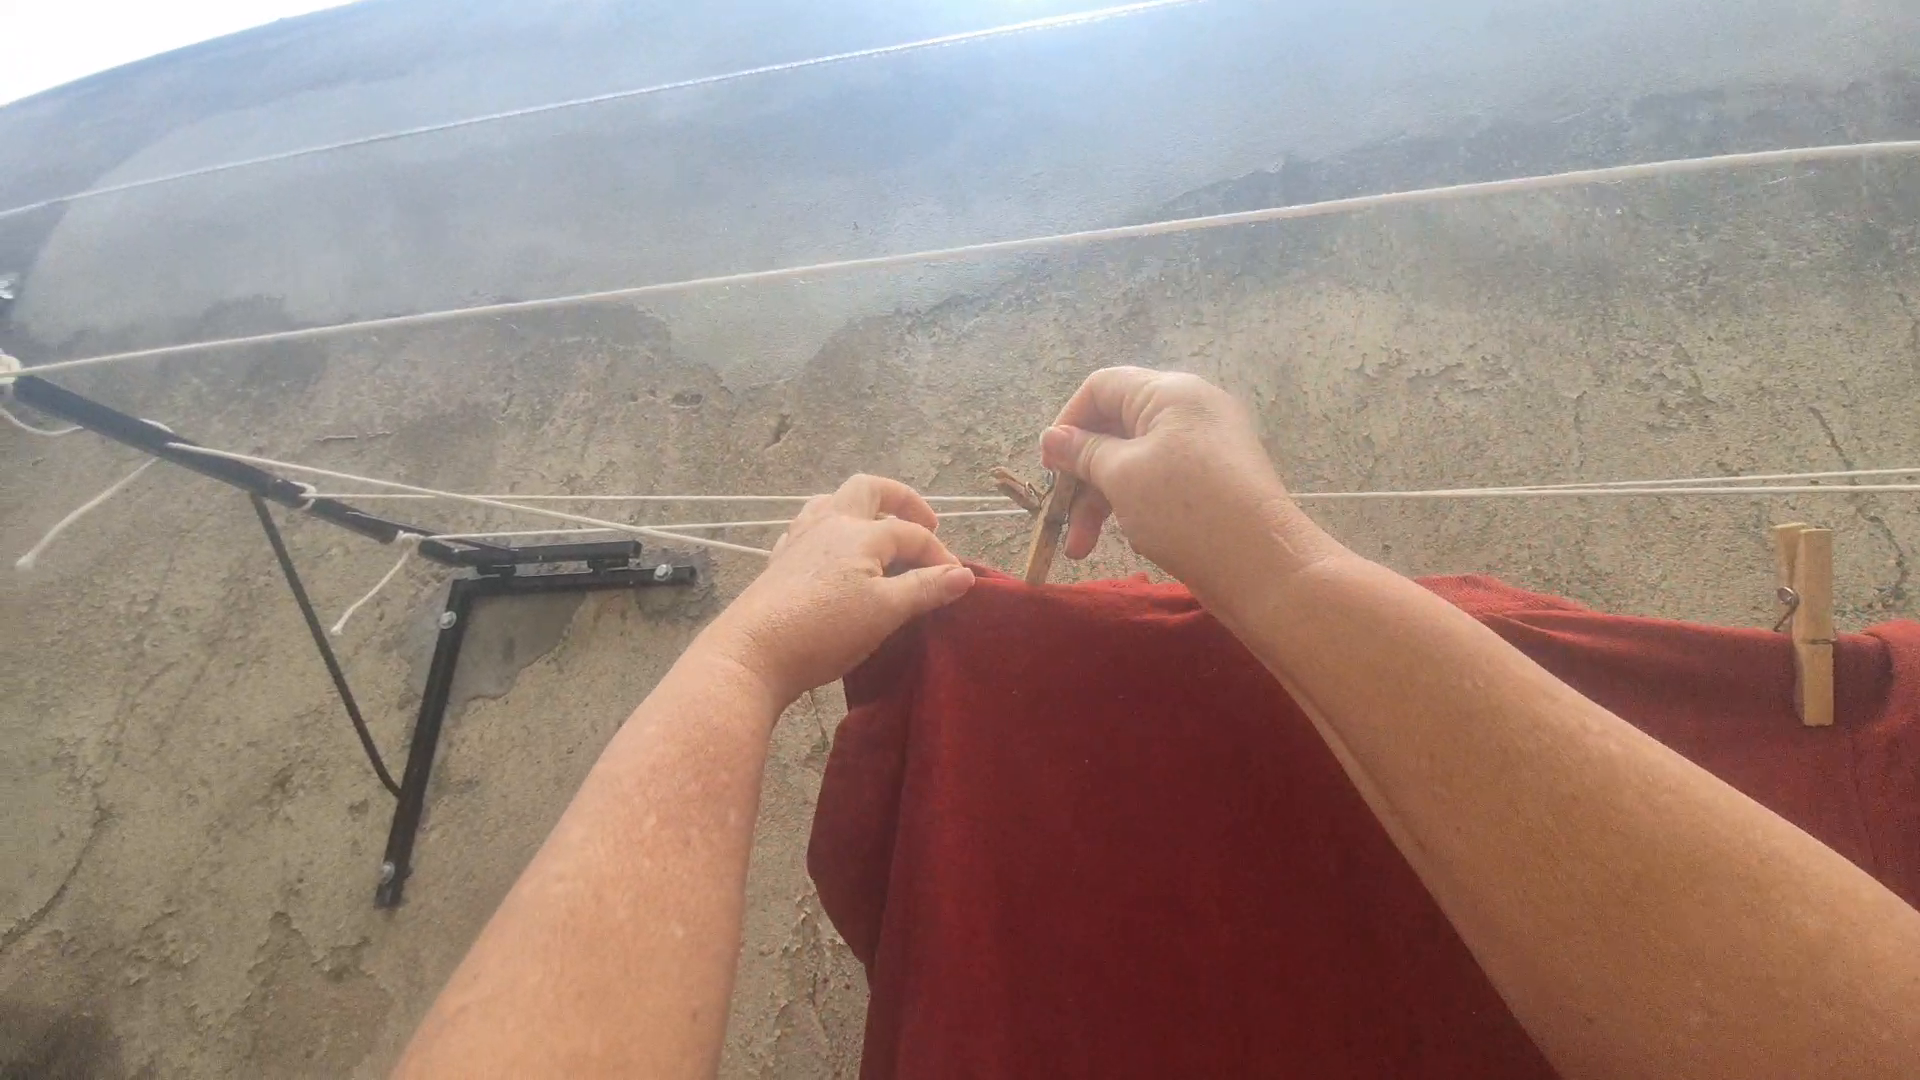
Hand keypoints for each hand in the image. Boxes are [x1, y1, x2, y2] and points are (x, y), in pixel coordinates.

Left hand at [703, 475, 975, 705]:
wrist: (752, 654)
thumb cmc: (825, 630)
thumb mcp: (886, 611)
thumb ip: (926, 588)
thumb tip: (964, 574)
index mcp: (860, 532)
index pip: (912, 533)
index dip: (939, 554)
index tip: (955, 583)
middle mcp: (830, 523)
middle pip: (868, 489)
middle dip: (901, 500)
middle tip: (925, 524)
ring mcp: (799, 539)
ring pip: (832, 502)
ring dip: (862, 510)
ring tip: (878, 532)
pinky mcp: (779, 561)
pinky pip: (807, 528)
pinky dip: (830, 531)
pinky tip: (832, 553)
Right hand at [1039, 367, 1337, 594]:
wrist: (1262, 567)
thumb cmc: (1185, 510)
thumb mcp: (1123, 476)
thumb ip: (1084, 451)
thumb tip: (1052, 437)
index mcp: (1170, 393)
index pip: (1102, 387)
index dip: (1068, 421)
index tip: (1049, 466)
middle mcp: (1188, 411)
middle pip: (1115, 428)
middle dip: (1082, 474)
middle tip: (1058, 515)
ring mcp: (1202, 447)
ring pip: (1133, 462)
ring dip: (1100, 502)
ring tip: (1080, 549)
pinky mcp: (1210, 482)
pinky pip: (1156, 481)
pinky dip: (1132, 506)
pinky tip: (1124, 539)